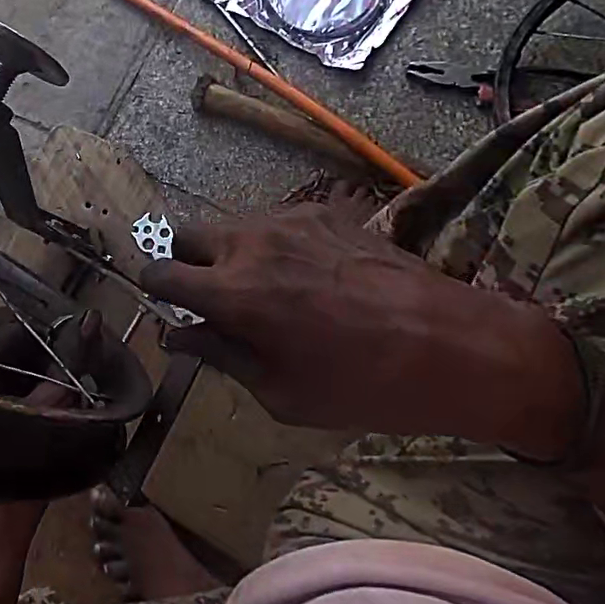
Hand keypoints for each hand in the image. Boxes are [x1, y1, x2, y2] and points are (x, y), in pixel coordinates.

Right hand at [139, 201, 581, 454]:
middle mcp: (252, 242)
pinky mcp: (326, 212)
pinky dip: (272, 243)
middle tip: (211, 295)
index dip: (154, 287)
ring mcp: (291, 220)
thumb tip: (179, 333)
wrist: (451, 344)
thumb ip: (220, 353)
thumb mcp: (279, 392)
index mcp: (233, 292)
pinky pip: (277, 222)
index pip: (162, 272)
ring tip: (265, 287)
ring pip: (233, 224)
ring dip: (230, 251)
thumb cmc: (361, 385)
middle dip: (186, 261)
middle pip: (187, 233)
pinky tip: (306, 274)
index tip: (164, 301)